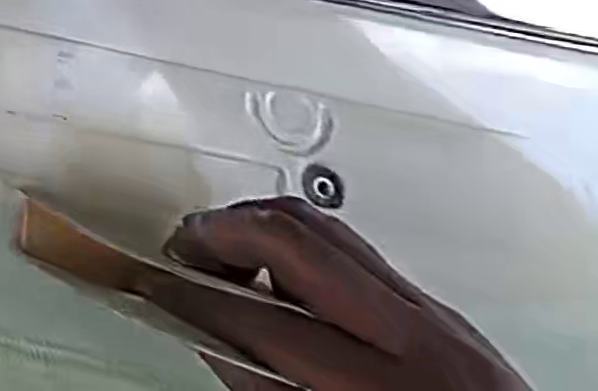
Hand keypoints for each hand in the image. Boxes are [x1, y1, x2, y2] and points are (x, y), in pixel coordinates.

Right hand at [147, 197, 529, 390]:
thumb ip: (261, 385)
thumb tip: (201, 329)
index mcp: (388, 389)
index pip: (257, 316)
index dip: (189, 297)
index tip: (155, 287)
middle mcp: (422, 342)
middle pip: (290, 237)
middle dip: (217, 233)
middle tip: (183, 248)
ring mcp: (439, 318)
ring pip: (318, 223)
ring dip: (254, 226)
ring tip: (223, 250)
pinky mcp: (442, 310)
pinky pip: (350, 248)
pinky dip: (296, 245)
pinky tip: (275, 268)